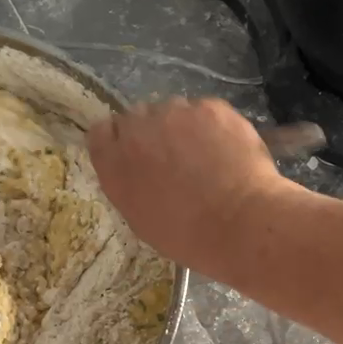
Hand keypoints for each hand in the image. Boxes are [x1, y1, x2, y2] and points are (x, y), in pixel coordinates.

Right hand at [87, 98, 298, 268]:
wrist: (241, 224)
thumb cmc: (189, 236)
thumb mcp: (143, 219)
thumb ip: (130, 184)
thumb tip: (138, 169)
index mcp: (115, 163)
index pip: (102, 132)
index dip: (120, 141)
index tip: (136, 155)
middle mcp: (137, 130)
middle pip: (138, 117)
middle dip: (153, 134)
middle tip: (176, 160)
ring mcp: (175, 113)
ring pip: (173, 111)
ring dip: (184, 128)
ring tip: (207, 158)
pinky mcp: (209, 107)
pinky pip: (205, 111)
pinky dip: (213, 127)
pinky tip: (227, 152)